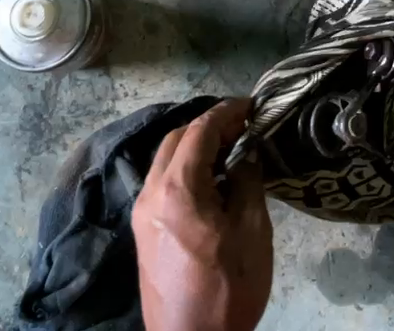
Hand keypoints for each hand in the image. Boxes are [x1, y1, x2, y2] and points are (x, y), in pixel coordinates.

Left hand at [134, 97, 273, 330]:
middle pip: (177, 139)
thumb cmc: (227, 288)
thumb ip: (248, 181)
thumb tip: (247, 153)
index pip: (200, 130)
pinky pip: (162, 183)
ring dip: (196, 146)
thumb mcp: (251, 231)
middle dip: (209, 126)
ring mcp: (142, 213)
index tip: (252, 106)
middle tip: (243, 127)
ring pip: (166, 160)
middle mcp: (151, 192)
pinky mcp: (143, 232)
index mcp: (177, 187)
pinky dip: (186, 169)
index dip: (227, 112)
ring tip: (231, 150)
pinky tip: (211, 180)